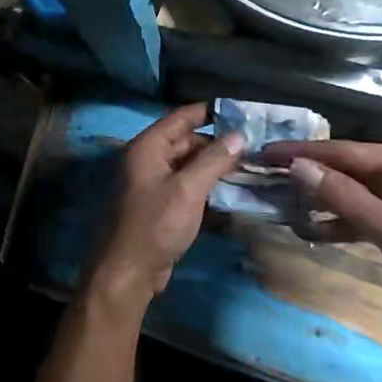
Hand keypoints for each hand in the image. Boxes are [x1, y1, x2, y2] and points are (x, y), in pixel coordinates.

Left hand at [88, 103, 244, 304]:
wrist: (129, 271)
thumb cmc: (155, 224)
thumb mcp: (187, 189)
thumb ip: (213, 160)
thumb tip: (237, 136)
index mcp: (146, 148)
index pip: (180, 118)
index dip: (208, 112)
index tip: (238, 110)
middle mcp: (146, 160)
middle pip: (185, 141)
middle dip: (216, 143)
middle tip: (252, 144)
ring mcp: (151, 183)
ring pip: (186, 165)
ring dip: (213, 165)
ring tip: (248, 165)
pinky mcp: (159, 205)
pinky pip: (184, 185)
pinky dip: (204, 184)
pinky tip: (229, 189)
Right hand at [260, 140, 381, 337]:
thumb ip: (346, 199)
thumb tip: (299, 167)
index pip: (341, 151)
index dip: (299, 153)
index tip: (261, 153)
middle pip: (346, 168)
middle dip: (306, 174)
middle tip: (264, 180)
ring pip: (355, 191)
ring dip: (321, 199)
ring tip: (281, 205)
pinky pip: (369, 213)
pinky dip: (342, 221)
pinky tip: (315, 231)